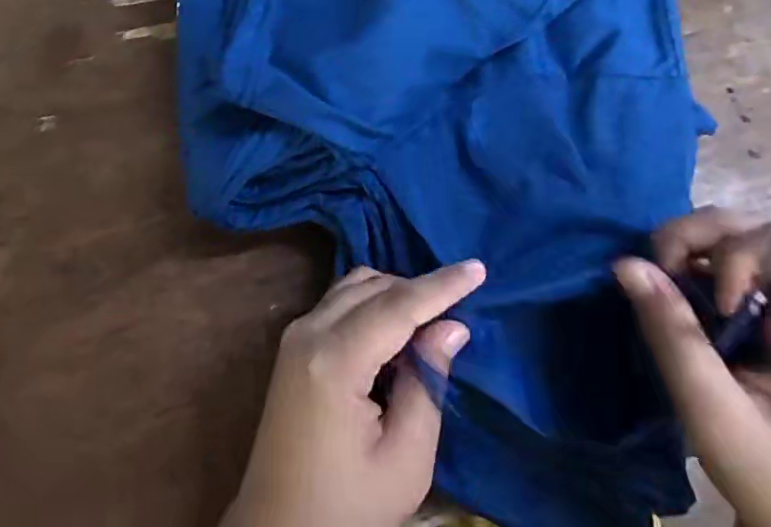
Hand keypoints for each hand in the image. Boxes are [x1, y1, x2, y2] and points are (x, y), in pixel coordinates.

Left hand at [222, 260, 486, 526]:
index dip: (441, 285)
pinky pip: (339, 301)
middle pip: (374, 286)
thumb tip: (451, 326)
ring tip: (429, 323)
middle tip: (457, 312)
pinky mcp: (293, 344)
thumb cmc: (348, 505)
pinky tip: (394, 332)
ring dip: (394, 293)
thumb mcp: (405, 459)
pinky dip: (372, 303)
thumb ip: (427, 383)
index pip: (397, 305)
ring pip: (355, 286)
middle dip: (419, 291)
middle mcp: (309, 332)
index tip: (477, 267)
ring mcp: (295, 334)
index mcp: (334, 360)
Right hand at [614, 209, 770, 526]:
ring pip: (747, 255)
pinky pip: (741, 282)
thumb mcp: (717, 416)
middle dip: (702, 243)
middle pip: (763, 241)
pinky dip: (701, 281)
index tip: (708, 304)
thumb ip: (673, 335)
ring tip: (670, 291)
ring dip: (697, 259)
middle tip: (663, 273)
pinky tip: (684, 306)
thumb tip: (626, 263)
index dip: (732, 255)